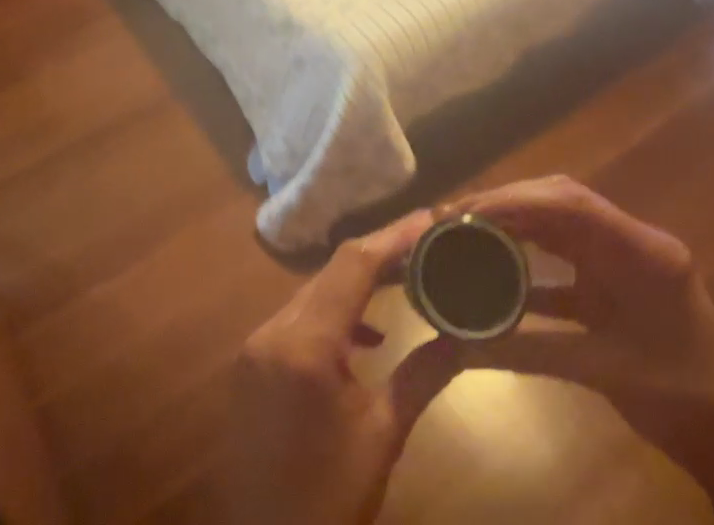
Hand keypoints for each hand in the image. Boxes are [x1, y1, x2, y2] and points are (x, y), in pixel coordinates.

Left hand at [222, 211, 461, 524]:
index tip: (433, 219)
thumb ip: (422, 374)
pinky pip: (296, 322)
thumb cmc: (330, 494)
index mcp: (303, 344)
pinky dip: (332, 316)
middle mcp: (271, 333)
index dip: (394, 237)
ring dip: (356, 284)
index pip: (352, 266)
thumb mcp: (383, 433)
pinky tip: (364, 337)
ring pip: (311, 294)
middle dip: (380, 255)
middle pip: (330, 274)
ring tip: (405, 278)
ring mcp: (254, 350)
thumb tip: (463, 335)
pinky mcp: (251, 368)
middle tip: (428, 242)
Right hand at [450, 176, 713, 524]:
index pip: (569, 203)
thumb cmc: (681, 397)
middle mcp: (633, 244)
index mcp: (642, 251)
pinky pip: (565, 265)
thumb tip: (455, 346)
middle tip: (451, 219)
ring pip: (560, 229)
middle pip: (560, 204)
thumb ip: (526, 351)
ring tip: (462, 235)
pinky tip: (492, 279)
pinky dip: (528, 268)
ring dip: (513, 229)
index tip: (461, 212)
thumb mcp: (600, 371)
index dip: (511, 199)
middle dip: (504, 205)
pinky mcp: (617, 288)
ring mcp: (626, 264)